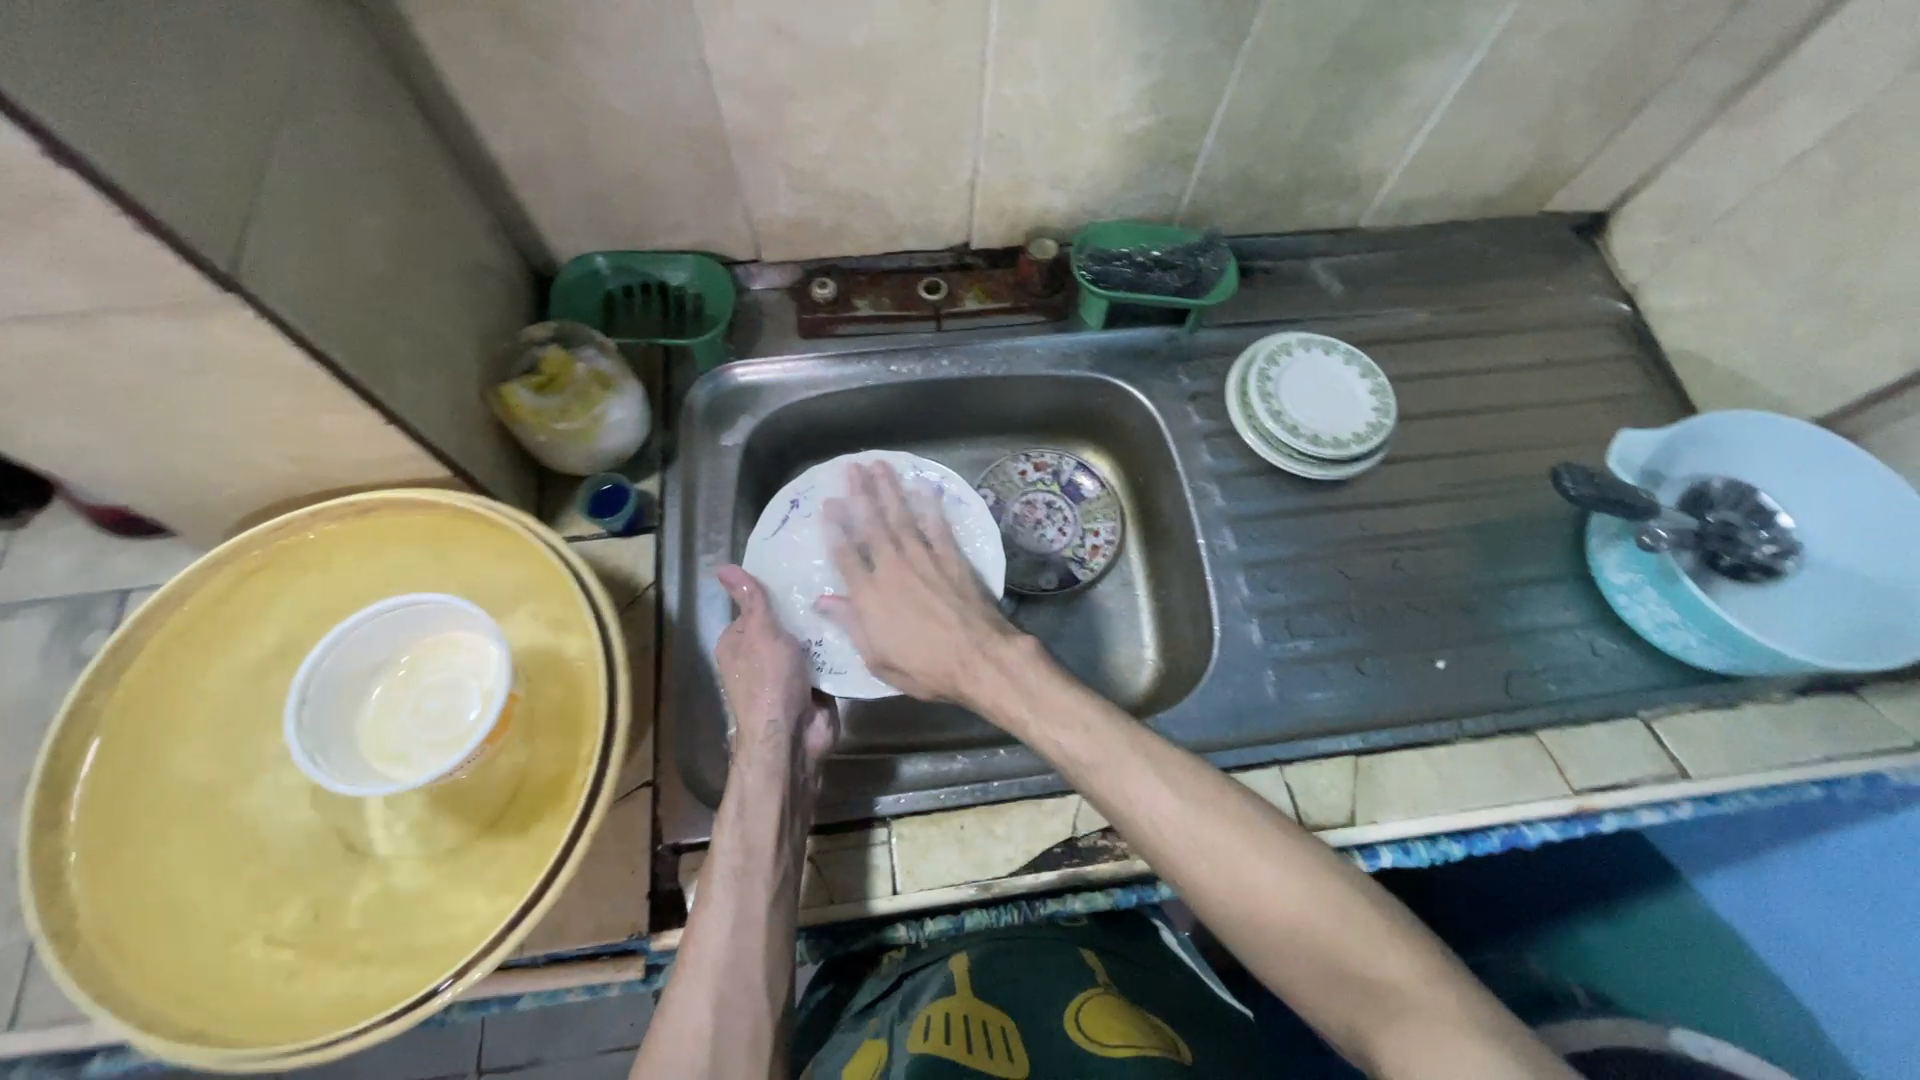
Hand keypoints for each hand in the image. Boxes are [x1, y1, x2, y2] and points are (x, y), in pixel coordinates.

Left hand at [715, 564, 837, 775]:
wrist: (793, 736)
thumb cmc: (769, 681)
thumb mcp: (759, 632)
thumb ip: (751, 600)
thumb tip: (723, 567)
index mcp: (738, 643)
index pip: (755, 607)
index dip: (776, 590)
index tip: (802, 570)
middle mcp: (760, 657)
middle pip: (786, 623)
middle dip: (806, 609)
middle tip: (833, 581)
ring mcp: (787, 673)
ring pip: (809, 641)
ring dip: (826, 630)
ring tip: (851, 600)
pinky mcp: (813, 685)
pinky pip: (827, 660)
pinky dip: (838, 651)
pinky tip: (858, 629)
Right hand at [815, 462, 1028, 707]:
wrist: (979, 658)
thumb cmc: (925, 668)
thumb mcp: (877, 659)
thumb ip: (850, 625)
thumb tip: (822, 601)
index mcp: (869, 596)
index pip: (845, 555)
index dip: (834, 528)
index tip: (827, 504)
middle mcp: (892, 568)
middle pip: (871, 525)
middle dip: (860, 495)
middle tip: (852, 468)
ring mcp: (924, 559)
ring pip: (902, 517)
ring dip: (889, 490)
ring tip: (879, 466)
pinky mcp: (952, 558)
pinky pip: (938, 525)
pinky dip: (930, 505)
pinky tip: (923, 487)